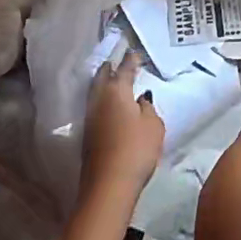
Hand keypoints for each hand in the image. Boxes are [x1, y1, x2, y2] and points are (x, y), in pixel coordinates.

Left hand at [82, 52, 164, 195]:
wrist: (108, 187)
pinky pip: (94, 108)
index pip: (125, 69)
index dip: (130, 60)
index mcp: (117, 92)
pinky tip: (108, 105)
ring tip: (111, 79)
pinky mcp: (87, 136)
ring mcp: (90, 119)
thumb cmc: (136, 149)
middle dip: (109, 68)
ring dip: (103, 84)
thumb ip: (148, 108)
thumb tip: (139, 100)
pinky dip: (101, 101)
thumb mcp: (154, 125)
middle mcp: (99, 101)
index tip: (134, 51)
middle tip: (116, 61)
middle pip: (103, 78)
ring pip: (95, 93)